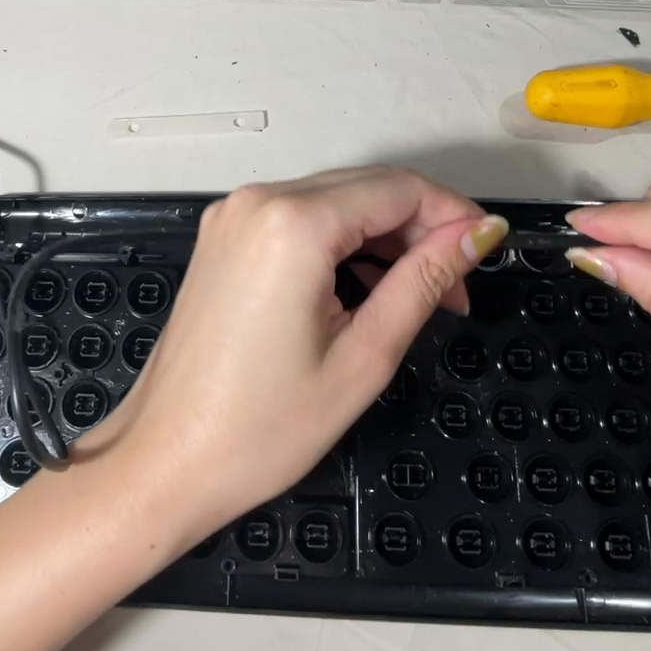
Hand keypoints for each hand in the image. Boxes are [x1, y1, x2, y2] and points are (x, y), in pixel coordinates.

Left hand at [98, 166, 507, 541]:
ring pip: (333, 203)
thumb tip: (479, 232)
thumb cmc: (261, 428)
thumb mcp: (364, 356)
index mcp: (292, 223)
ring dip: (381, 240)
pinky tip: (363, 291)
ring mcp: (232, 216)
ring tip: (417, 298)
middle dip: (420, 229)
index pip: (398, 188)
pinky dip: (339, 246)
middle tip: (456, 289)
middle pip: (365, 188)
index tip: (487, 250)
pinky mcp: (222, 238)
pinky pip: (298, 221)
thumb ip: (424, 281)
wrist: (163, 462)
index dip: (452, 213)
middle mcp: (256, 201)